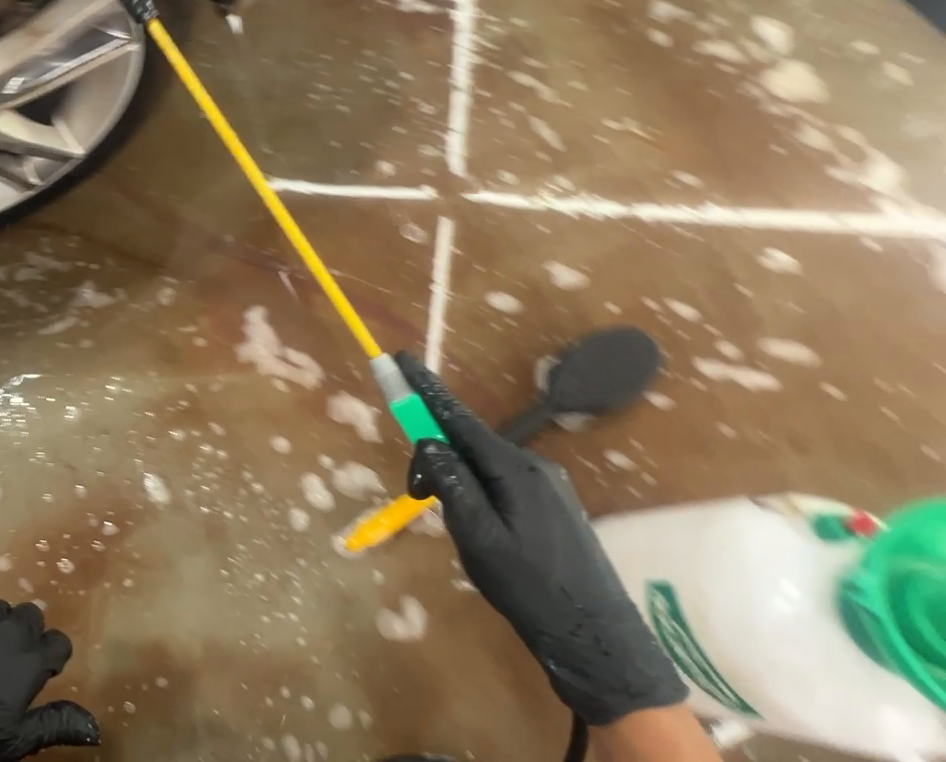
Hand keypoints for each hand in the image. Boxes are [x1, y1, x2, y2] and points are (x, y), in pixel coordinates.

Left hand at [0, 592, 98, 761]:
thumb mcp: (16, 739)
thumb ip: (57, 723)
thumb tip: (96, 726)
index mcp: (30, 660)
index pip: (59, 643)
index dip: (51, 657)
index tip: (39, 673)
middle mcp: (9, 629)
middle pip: (31, 616)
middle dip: (25, 634)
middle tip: (7, 660)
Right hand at [396, 352, 687, 726]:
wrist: (597, 639)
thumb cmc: (530, 588)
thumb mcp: (478, 538)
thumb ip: (452, 485)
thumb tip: (428, 442)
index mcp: (515, 470)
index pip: (459, 418)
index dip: (425, 390)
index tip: (401, 359)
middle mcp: (534, 467)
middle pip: (467, 441)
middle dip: (433, 455)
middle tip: (415, 497)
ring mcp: (547, 485)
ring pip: (481, 464)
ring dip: (452, 479)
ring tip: (449, 522)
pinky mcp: (551, 504)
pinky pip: (498, 481)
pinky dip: (473, 490)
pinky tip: (474, 526)